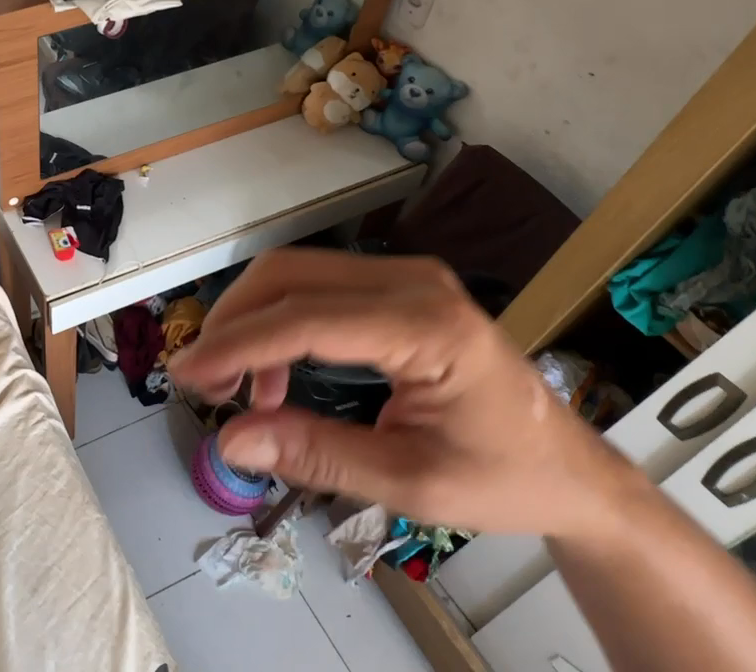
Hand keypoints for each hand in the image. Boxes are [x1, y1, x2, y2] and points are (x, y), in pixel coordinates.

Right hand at [166, 248, 648, 538]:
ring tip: (230, 382)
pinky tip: (274, 374)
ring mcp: (407, 277)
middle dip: (232, 322)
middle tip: (200, 379)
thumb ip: (317, 454)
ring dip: (249, 318)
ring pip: (296, 272)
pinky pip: (317, 285)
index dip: (237, 345)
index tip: (186, 375)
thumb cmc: (502, 479)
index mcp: (428, 328)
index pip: (306, 320)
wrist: (568, 467)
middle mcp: (413, 282)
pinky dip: (278, 320)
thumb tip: (231, 440)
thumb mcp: (409, 483)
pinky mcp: (398, 286)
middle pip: (290, 276)